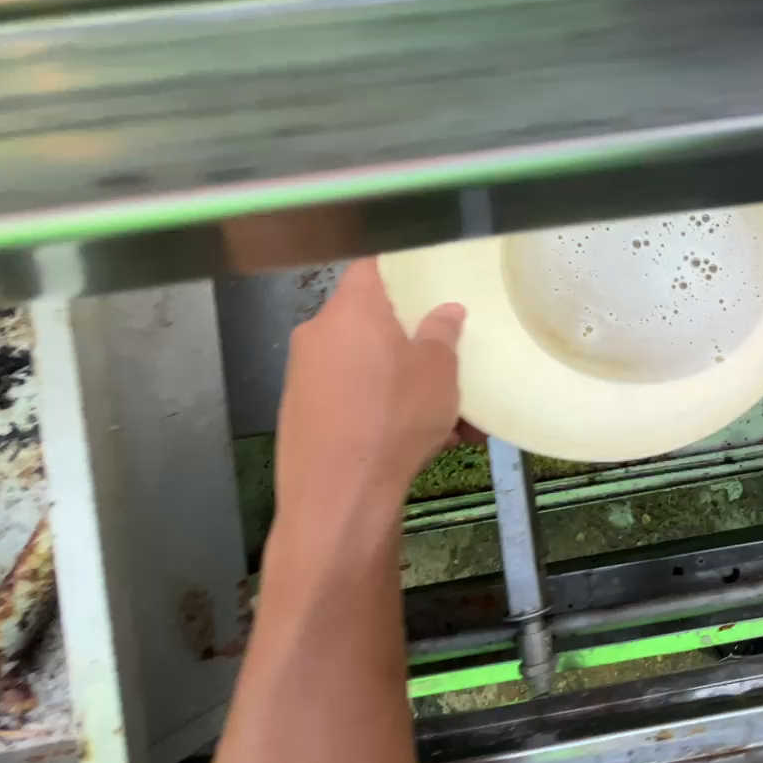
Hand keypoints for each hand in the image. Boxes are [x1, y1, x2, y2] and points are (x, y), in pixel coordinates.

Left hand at [274, 259, 466, 525]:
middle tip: (455, 359)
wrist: (339, 496)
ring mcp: (306, 377)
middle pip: (374, 321)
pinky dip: (391, 407)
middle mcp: (319, 336)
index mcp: (350, 312)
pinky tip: (430, 440)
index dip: (402, 265)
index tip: (433, 272)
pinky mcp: (306, 414)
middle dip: (417, 339)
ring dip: (412, 382)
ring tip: (455, 417)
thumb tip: (445, 311)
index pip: (372, 265)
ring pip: (371, 365)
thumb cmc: (394, 417)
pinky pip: (358, 396)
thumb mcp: (438, 370)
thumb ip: (442, 333)